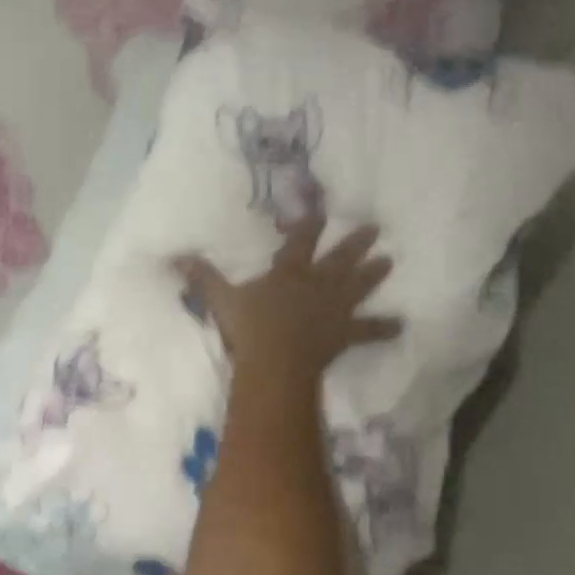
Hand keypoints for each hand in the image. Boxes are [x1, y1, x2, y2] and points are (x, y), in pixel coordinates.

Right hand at [173, 216, 399, 379]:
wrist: (276, 363)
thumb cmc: (248, 330)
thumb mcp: (220, 300)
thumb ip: (202, 277)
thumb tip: (175, 257)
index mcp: (289, 272)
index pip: (301, 240)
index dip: (309, 225)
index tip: (319, 212)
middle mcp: (318, 283)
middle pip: (341, 258)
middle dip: (356, 243)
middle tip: (375, 228)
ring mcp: (335, 308)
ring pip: (359, 285)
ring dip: (374, 274)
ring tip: (389, 261)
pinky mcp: (344, 333)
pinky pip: (369, 330)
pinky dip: (384, 328)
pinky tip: (399, 326)